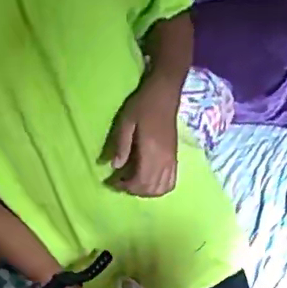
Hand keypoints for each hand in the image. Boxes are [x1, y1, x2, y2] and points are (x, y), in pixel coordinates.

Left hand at [105, 83, 178, 197]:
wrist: (164, 95)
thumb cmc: (143, 106)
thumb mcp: (126, 121)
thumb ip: (121, 145)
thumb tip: (115, 167)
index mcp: (151, 152)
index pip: (139, 181)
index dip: (124, 186)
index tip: (111, 182)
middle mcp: (163, 161)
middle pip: (149, 189)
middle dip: (133, 190)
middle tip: (119, 183)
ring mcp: (171, 162)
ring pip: (160, 189)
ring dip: (146, 192)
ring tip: (133, 184)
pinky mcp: (175, 160)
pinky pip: (171, 183)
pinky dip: (160, 189)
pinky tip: (149, 184)